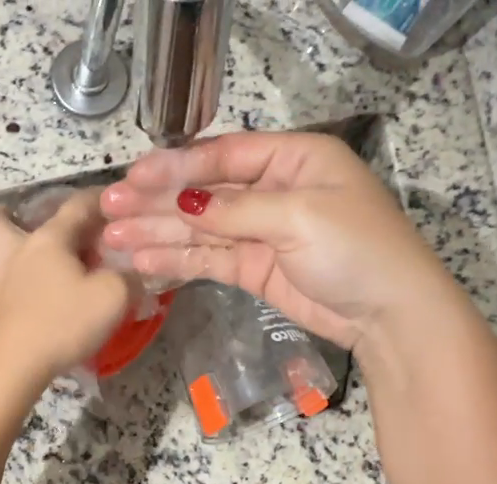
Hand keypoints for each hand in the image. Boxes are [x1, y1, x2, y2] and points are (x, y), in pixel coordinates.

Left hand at [0, 189, 132, 393]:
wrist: (13, 367)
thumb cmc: (63, 324)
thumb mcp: (113, 298)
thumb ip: (128, 278)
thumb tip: (133, 272)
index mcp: (49, 240)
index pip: (75, 206)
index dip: (96, 199)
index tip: (112, 203)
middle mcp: (16, 253)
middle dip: (10, 214)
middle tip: (25, 223)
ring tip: (15, 261)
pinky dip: (0, 285)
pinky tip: (16, 298)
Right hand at [98, 132, 472, 365]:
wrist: (387, 314)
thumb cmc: (356, 248)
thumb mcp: (298, 216)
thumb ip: (237, 209)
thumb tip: (185, 203)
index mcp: (294, 160)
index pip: (225, 156)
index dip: (178, 166)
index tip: (135, 176)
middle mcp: (273, 191)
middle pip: (204, 193)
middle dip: (157, 201)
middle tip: (109, 209)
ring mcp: (261, 233)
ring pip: (199, 229)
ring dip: (157, 233)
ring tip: (112, 239)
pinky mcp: (253, 270)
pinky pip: (207, 260)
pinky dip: (176, 261)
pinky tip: (142, 260)